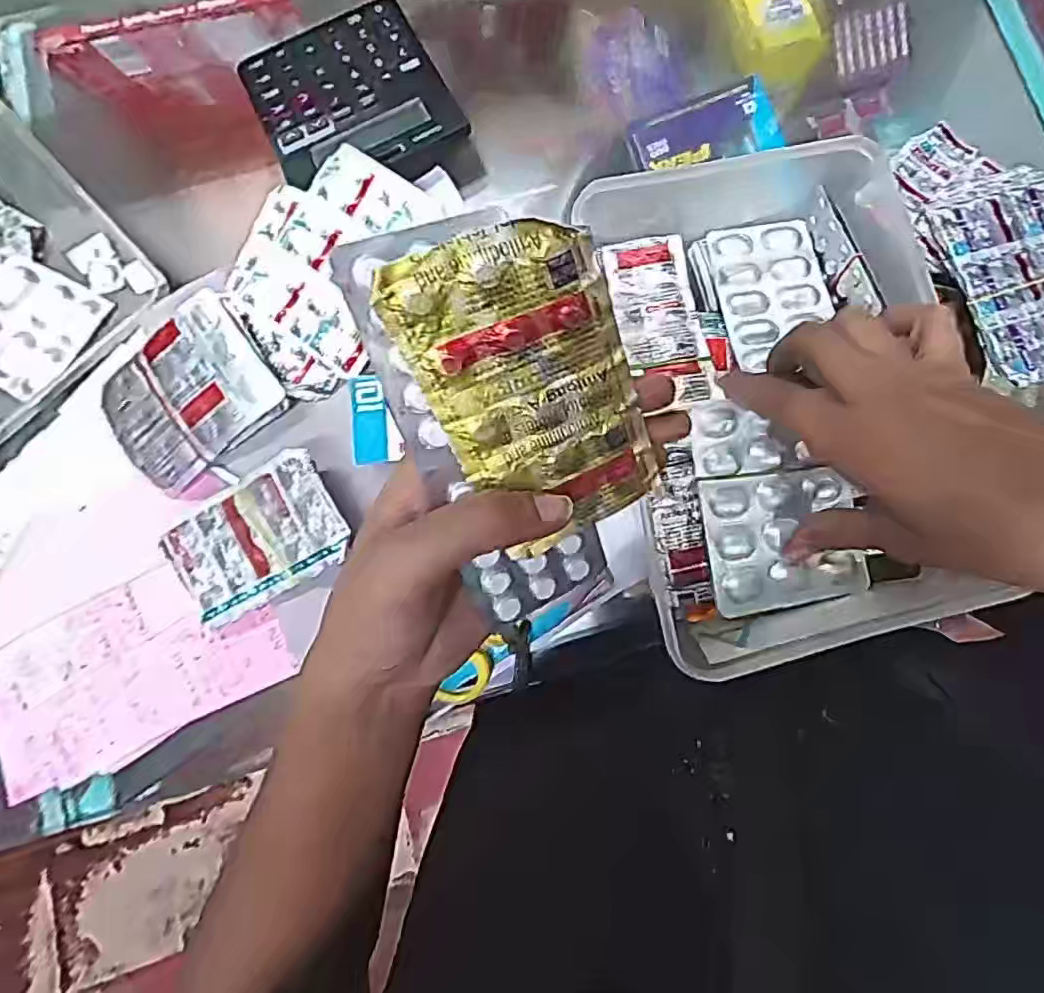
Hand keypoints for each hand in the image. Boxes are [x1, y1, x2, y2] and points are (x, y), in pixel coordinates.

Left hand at [301, 375, 684, 708]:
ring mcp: (506, 519)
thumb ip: (479, 522)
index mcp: (439, 466)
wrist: (386, 679)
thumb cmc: (376, 606)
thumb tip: (560, 504)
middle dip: (598, 412)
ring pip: (563, 479)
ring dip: (611, 453)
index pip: (494, 413)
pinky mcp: (527, 555)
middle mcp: (477, 482)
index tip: (596, 364)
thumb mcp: (414, 553)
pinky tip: (644, 478)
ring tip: (667, 427)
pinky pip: (569, 526)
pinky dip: (604, 502)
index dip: (543, 388)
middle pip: (543, 440)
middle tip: (656, 389)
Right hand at [723, 307, 1043, 648]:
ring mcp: (922, 373)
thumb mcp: (902, 539)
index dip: (750, 387)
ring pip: (860, 319)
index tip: (728, 381)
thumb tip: (791, 547)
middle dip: (787, 348)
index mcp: (853, 438)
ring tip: (832, 361)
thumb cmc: (981, 535)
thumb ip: (840, 530)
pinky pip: (923, 321)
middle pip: (816, 339)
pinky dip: (899, 322)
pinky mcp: (960, 368)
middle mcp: (879, 393)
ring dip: (835, 331)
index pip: (784, 401)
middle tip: (783, 376)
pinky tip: (895, 348)